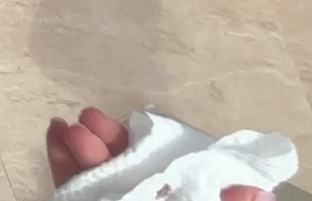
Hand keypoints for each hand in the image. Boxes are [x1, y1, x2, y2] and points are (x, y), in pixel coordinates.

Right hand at [46, 108, 273, 200]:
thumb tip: (258, 188)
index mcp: (180, 195)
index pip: (174, 170)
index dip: (158, 146)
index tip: (142, 124)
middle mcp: (147, 193)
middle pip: (129, 163)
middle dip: (109, 137)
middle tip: (95, 119)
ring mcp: (109, 194)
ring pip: (93, 165)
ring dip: (81, 141)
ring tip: (71, 128)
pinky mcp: (75, 195)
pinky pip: (64, 174)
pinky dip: (56, 150)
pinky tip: (53, 129)